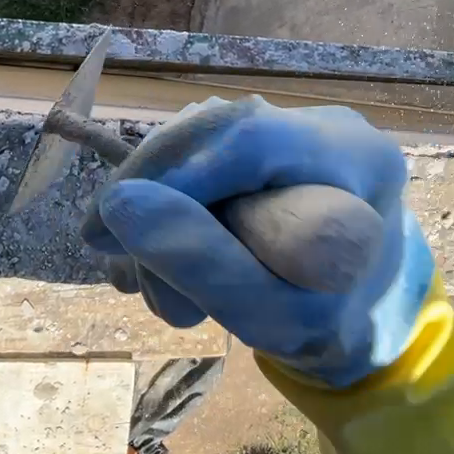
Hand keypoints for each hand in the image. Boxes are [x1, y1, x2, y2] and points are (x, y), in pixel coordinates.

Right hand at [79, 98, 433, 386]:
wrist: (353, 318)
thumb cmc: (327, 327)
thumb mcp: (272, 318)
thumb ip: (205, 263)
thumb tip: (122, 204)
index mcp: (354, 159)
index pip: (247, 138)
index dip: (169, 173)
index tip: (107, 224)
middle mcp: (321, 127)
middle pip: (208, 130)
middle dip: (145, 186)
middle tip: (99, 244)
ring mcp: (285, 130)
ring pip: (188, 143)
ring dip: (147, 205)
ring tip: (147, 277)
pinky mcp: (255, 145)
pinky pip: (187, 156)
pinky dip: (155, 204)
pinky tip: (154, 254)